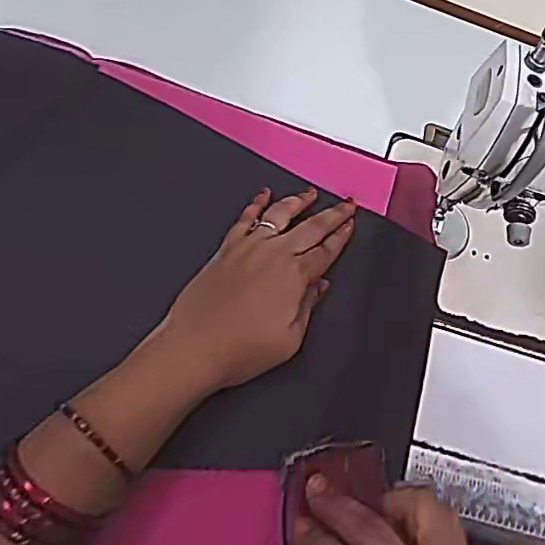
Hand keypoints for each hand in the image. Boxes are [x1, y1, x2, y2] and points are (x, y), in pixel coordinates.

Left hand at [153, 188, 356, 393]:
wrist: (194, 348)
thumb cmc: (239, 349)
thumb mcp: (289, 340)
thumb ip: (307, 307)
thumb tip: (317, 288)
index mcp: (294, 276)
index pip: (326, 250)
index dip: (341, 236)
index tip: (350, 225)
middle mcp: (274, 255)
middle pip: (312, 226)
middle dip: (333, 213)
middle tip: (345, 204)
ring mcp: (249, 248)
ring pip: (281, 213)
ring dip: (299, 201)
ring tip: (310, 194)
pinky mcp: (227, 249)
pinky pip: (246, 218)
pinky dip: (257, 203)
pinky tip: (264, 195)